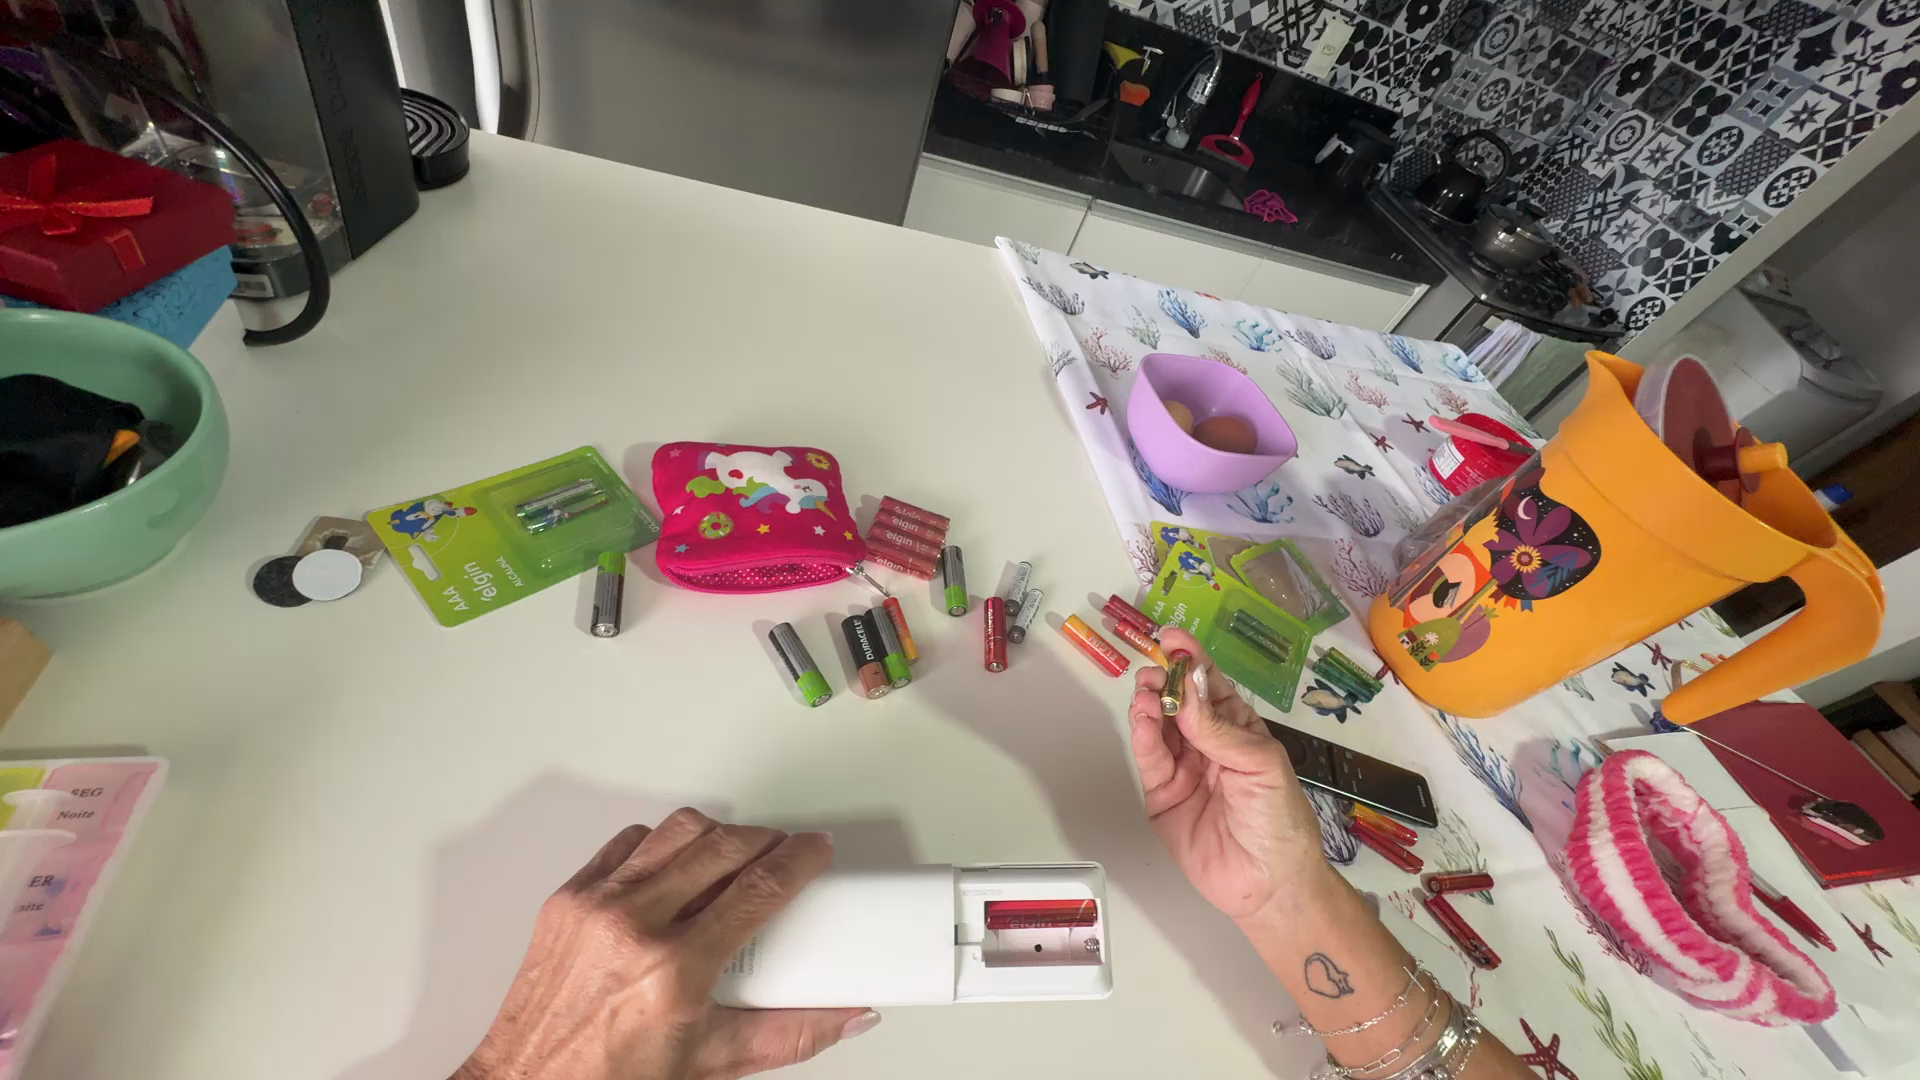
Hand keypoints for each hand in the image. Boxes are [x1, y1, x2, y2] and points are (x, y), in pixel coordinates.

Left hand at [454, 810, 878, 1079]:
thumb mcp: (713, 1066)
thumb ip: (791, 1034)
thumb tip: (847, 1015)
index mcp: (675, 972)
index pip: (760, 888)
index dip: (800, 858)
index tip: (817, 849)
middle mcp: (633, 927)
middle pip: (726, 845)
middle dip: (768, 839)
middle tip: (783, 852)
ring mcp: (597, 905)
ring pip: (681, 828)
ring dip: (718, 834)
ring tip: (732, 855)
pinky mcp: (569, 896)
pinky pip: (631, 840)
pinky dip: (663, 843)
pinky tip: (675, 865)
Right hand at [1127, 630, 1326, 920]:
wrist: (1268, 884)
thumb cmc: (1278, 819)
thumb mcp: (1259, 764)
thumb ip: (1218, 727)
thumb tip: (1189, 683)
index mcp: (1236, 729)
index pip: (1208, 685)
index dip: (1190, 660)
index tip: (1171, 638)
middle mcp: (1205, 742)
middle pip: (1177, 700)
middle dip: (1164, 680)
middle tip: (1155, 673)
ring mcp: (1181, 767)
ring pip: (1157, 725)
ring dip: (1149, 704)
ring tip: (1146, 694)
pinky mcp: (1160, 793)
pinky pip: (1149, 758)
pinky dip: (1142, 736)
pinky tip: (1143, 720)